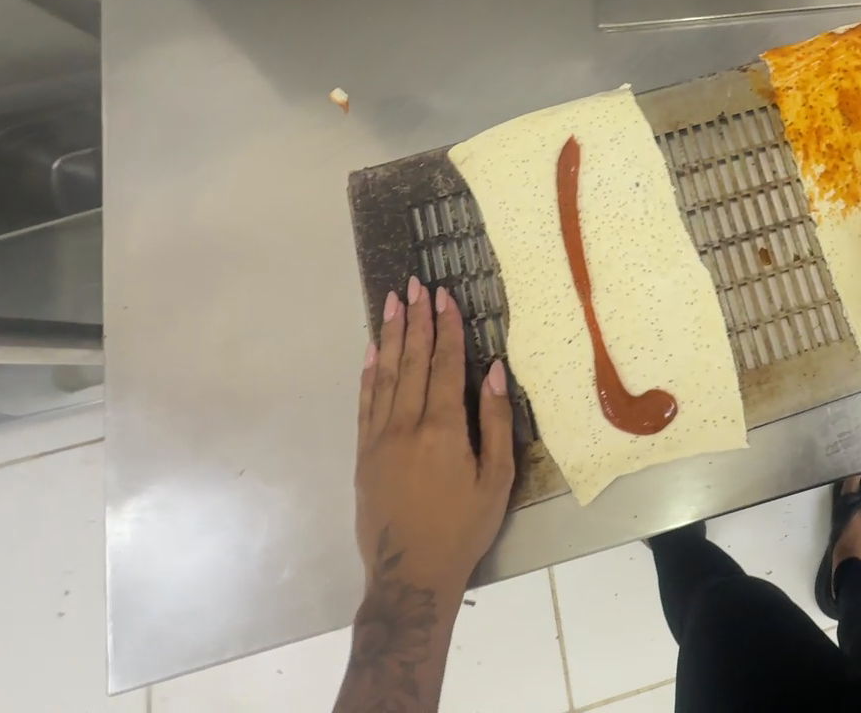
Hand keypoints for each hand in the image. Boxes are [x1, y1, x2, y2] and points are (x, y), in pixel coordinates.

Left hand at [356, 276, 516, 597]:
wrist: (409, 575)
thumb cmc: (465, 525)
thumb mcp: (497, 477)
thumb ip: (497, 421)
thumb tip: (497, 371)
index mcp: (443, 429)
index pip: (445, 365)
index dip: (446, 328)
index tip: (444, 296)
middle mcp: (406, 426)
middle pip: (412, 362)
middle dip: (415, 321)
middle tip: (415, 285)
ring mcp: (379, 439)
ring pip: (385, 376)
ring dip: (390, 336)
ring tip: (391, 303)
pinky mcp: (363, 454)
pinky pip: (365, 403)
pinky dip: (369, 373)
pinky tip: (372, 351)